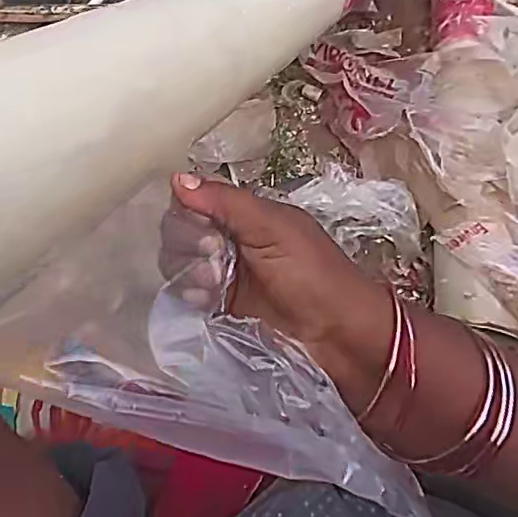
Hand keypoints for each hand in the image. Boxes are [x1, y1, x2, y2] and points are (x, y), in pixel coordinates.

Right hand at [162, 173, 393, 399]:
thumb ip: (226, 202)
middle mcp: (230, 238)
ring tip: (215, 285)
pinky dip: (189, 294)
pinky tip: (207, 301)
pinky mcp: (220, 303)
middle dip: (190, 245)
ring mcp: (223, 272)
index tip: (206, 230)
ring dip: (190, 271)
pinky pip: (185, 291)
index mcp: (246, 213)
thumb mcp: (273, 228)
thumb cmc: (314, 275)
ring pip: (178, 260)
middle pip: (180, 229)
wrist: (340, 337)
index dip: (190, 212)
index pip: (195, 199)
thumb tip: (178, 179)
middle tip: (215, 261)